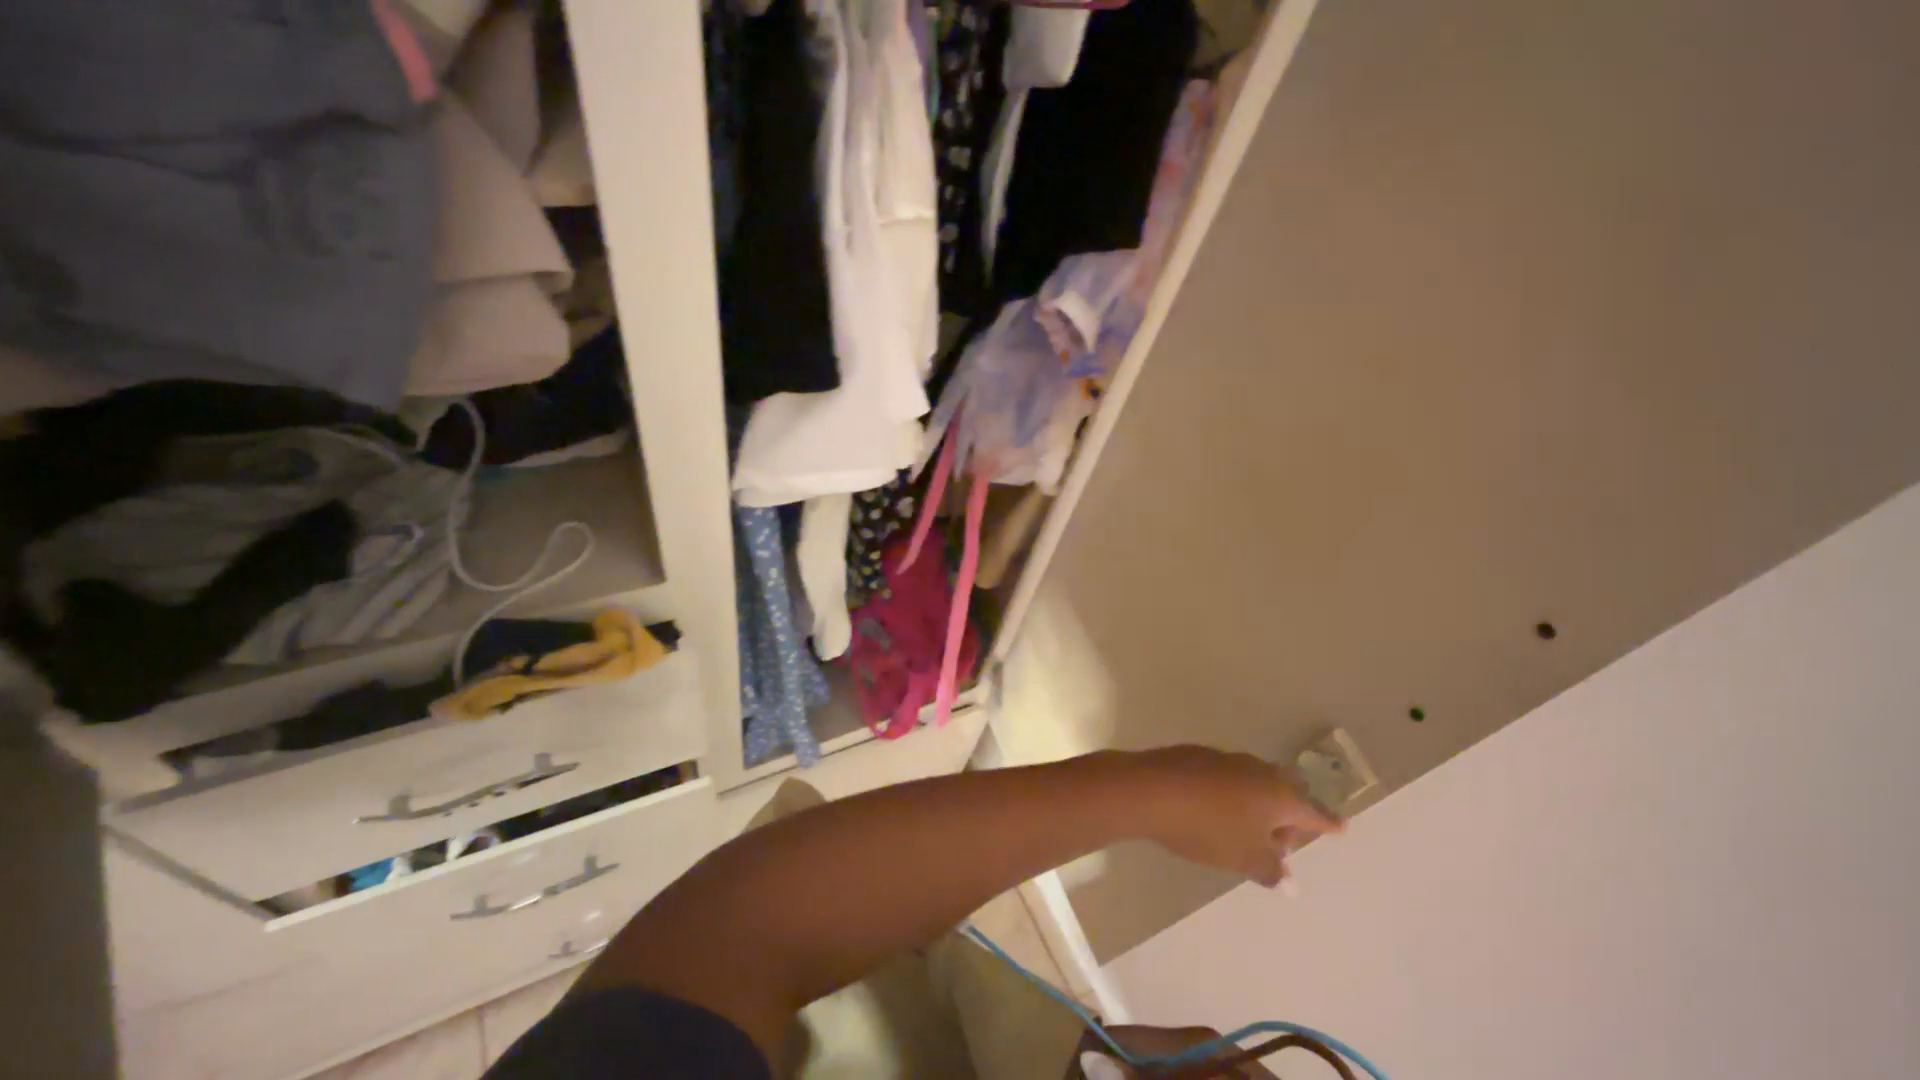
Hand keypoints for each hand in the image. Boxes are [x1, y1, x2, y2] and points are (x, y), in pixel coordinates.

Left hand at [1127, 745, 1342, 887]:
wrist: (1151, 790)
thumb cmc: (1208, 828)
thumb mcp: (1244, 857)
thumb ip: (1271, 870)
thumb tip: (1291, 883)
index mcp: (1279, 796)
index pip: (1313, 813)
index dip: (1327, 823)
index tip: (1342, 826)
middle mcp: (1260, 772)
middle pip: (1287, 792)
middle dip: (1289, 815)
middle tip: (1280, 842)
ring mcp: (1229, 760)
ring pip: (1257, 783)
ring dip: (1258, 805)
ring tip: (1246, 832)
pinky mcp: (1200, 756)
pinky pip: (1230, 778)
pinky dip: (1233, 795)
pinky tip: (1215, 811)